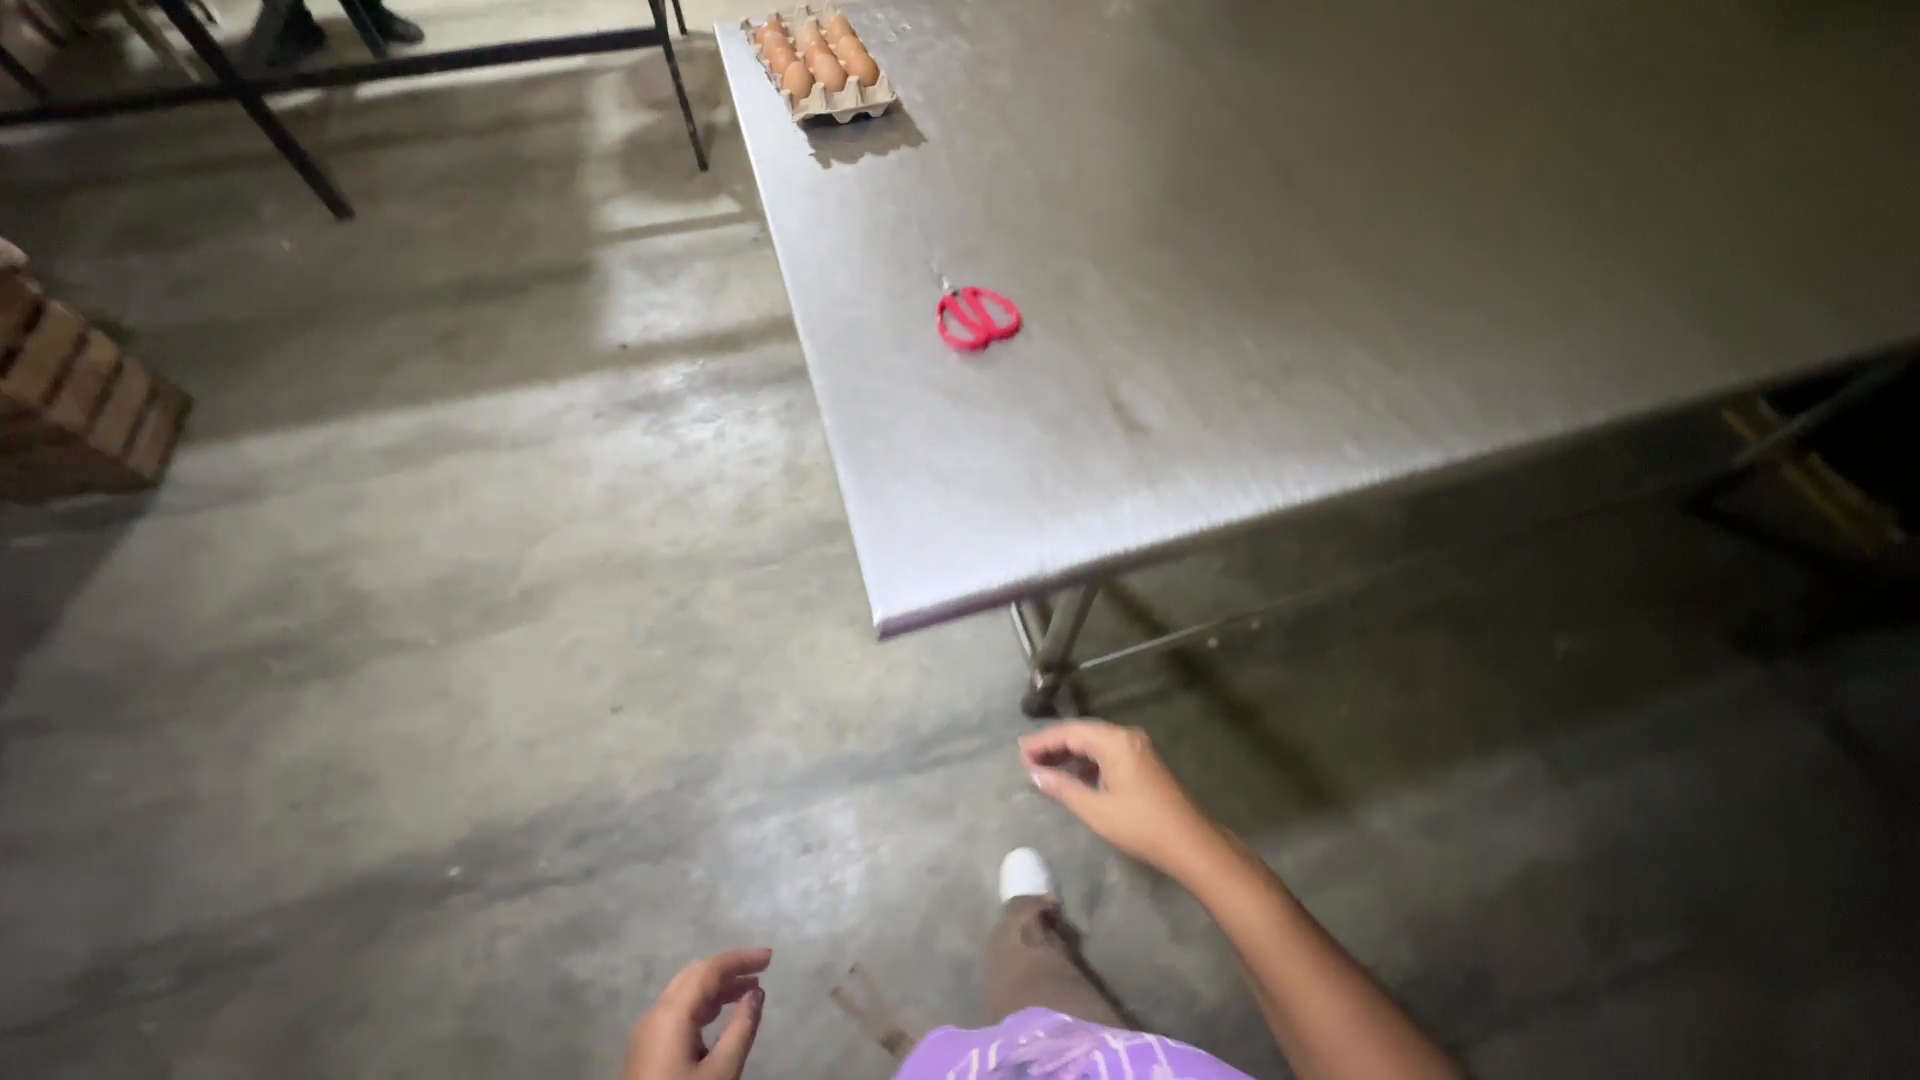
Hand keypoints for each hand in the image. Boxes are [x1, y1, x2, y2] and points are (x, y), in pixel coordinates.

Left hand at [622, 948, 770, 1079]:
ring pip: (685, 993)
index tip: (770, 958)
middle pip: (694, 975)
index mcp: (671, 1013)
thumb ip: (742, 1028)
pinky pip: (677, 1013)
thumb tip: (756, 994)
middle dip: (729, 969)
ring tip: (749, 992)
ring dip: (717, 987)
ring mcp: (647, 1032)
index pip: (709, 969)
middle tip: (762, 971)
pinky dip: (703, 1005)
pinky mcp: (646, 1050)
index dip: (741, 958)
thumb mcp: (721, 1072)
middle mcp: (655, 1014)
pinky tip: (721, 1016)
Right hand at [1020, 720, 1218, 873]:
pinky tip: (1072, 776)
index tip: (1020, 753)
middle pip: (1082, 733)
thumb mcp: (1095, 809)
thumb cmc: (1140, 825)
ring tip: (1044, 769)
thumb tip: (1035, 774)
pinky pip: (1107, 753)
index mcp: (1114, 741)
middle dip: (1054, 746)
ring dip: (1069, 754)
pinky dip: (1086, 762)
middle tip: (1027, 759)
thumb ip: (1063, 788)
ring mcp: (1137, 748)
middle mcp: (1126, 737)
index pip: (1070, 732)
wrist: (1189, 843)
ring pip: (1095, 743)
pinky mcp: (1142, 762)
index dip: (1043, 742)